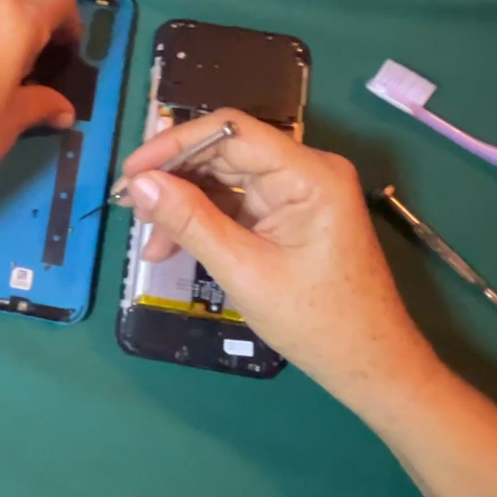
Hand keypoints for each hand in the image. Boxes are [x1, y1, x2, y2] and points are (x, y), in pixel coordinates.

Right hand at [120, 109, 437, 395]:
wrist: (367, 364)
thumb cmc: (315, 321)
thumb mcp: (243, 270)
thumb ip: (190, 221)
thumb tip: (140, 184)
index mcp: (307, 174)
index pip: (230, 132)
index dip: (175, 144)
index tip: (132, 172)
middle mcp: (304, 171)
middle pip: (224, 153)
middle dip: (173, 178)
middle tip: (129, 205)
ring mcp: (296, 192)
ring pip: (223, 179)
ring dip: (182, 204)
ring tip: (146, 236)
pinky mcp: (287, 214)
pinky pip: (234, 204)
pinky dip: (201, 222)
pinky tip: (169, 246)